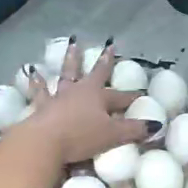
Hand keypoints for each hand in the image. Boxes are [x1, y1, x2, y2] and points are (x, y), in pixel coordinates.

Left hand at [11, 38, 152, 165]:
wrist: (43, 142)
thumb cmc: (80, 136)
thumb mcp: (112, 135)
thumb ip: (134, 130)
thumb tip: (156, 126)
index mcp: (97, 96)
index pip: (120, 95)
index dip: (132, 96)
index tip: (142, 94)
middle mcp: (78, 91)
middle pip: (93, 73)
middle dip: (103, 61)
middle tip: (108, 46)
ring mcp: (58, 97)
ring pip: (66, 74)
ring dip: (70, 59)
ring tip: (71, 45)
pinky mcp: (40, 107)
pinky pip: (38, 91)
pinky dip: (36, 81)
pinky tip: (31, 72)